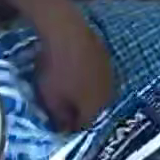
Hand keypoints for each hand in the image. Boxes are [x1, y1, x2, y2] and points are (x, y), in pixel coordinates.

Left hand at [26, 0, 113, 130]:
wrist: (66, 31)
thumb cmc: (56, 69)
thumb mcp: (50, 98)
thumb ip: (58, 117)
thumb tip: (63, 128)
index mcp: (95, 108)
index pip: (83, 126)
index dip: (68, 127)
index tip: (57, 124)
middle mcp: (108, 93)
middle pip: (93, 108)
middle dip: (78, 109)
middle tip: (62, 106)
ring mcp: (108, 71)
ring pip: (95, 88)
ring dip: (83, 90)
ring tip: (67, 85)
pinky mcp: (104, 53)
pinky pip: (94, 71)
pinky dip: (84, 73)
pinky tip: (72, 67)